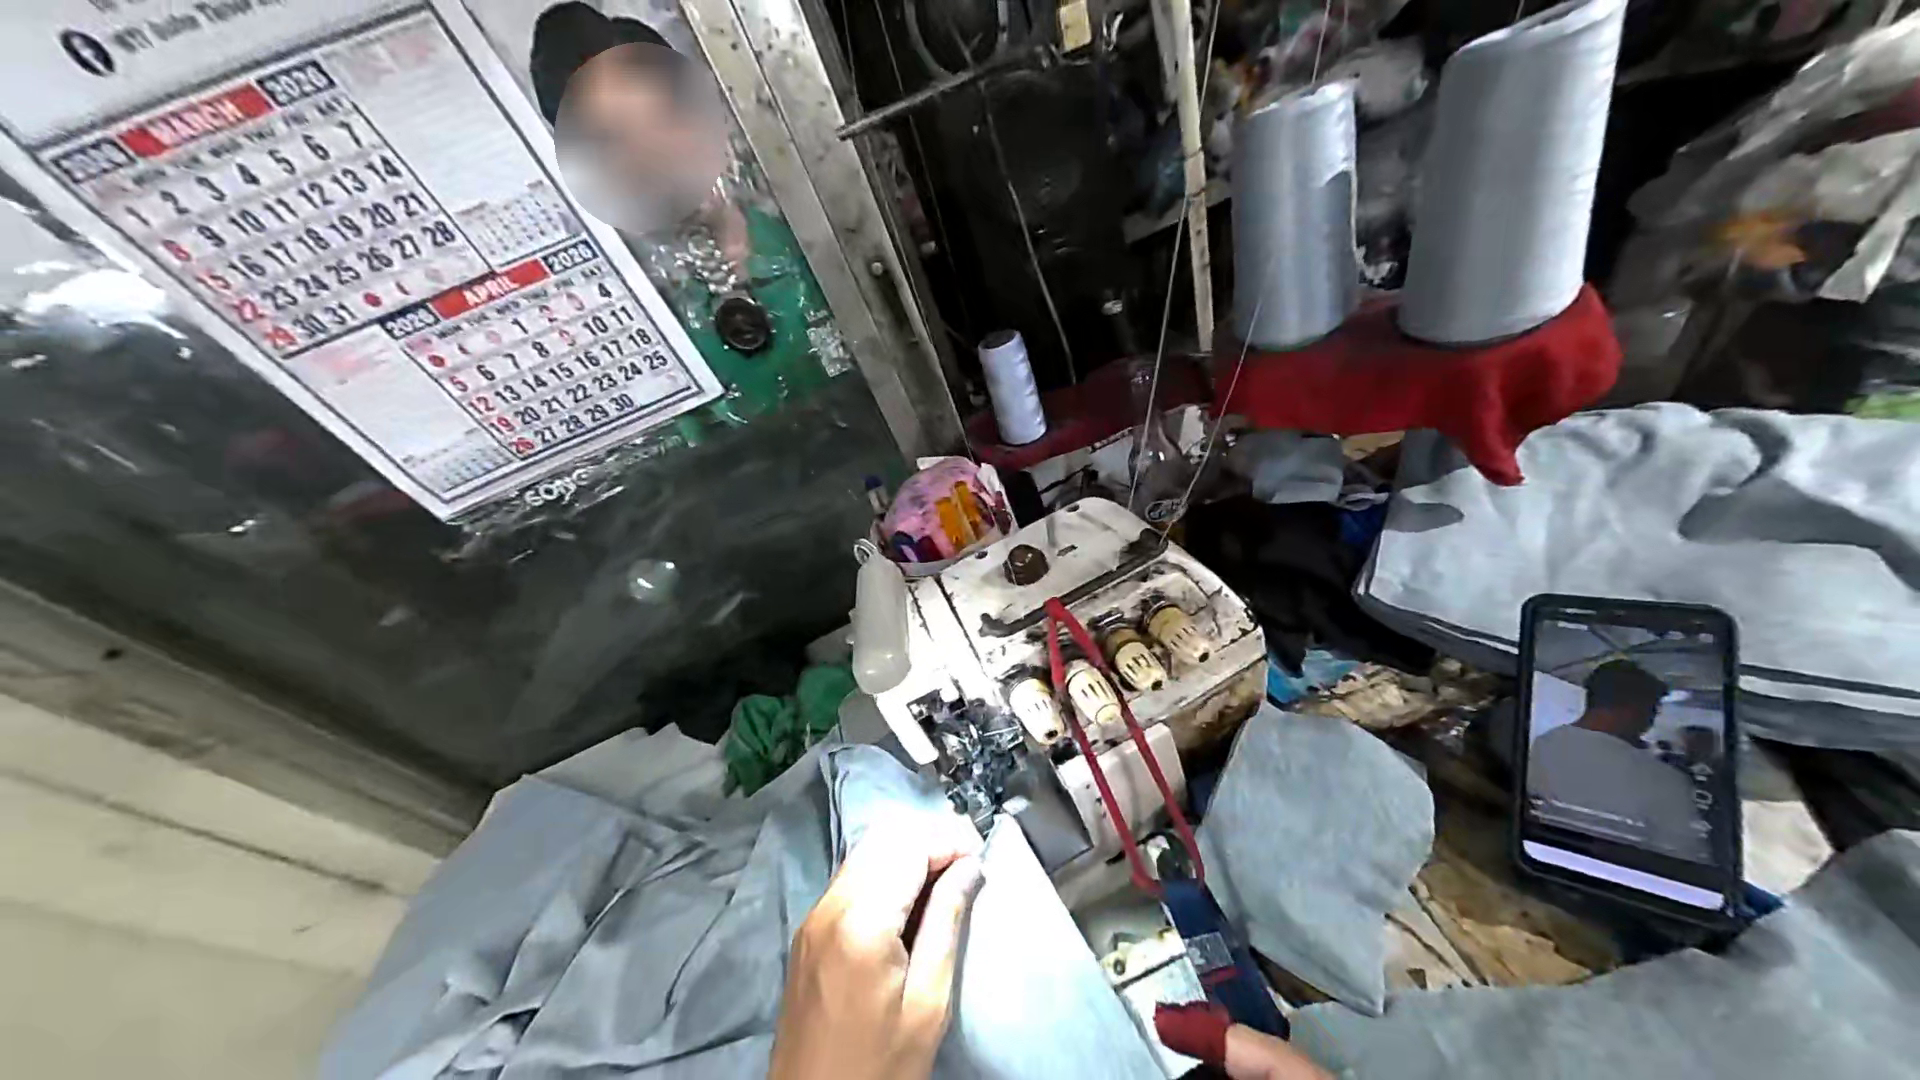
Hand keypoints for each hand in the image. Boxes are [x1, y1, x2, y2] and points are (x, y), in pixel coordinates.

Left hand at [768, 819, 985, 1079]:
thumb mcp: (928, 1002)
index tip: (978, 855)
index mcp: (861, 921)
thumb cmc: (880, 1066)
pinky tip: (909, 895)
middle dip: (927, 839)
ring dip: (905, 850)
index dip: (947, 841)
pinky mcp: (808, 929)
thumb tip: (969, 867)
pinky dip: (883, 868)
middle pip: (883, 838)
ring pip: (864, 850)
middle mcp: (830, 905)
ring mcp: (814, 914)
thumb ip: (946, 922)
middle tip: (964, 863)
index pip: (908, 848)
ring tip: (943, 876)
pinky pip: (850, 875)